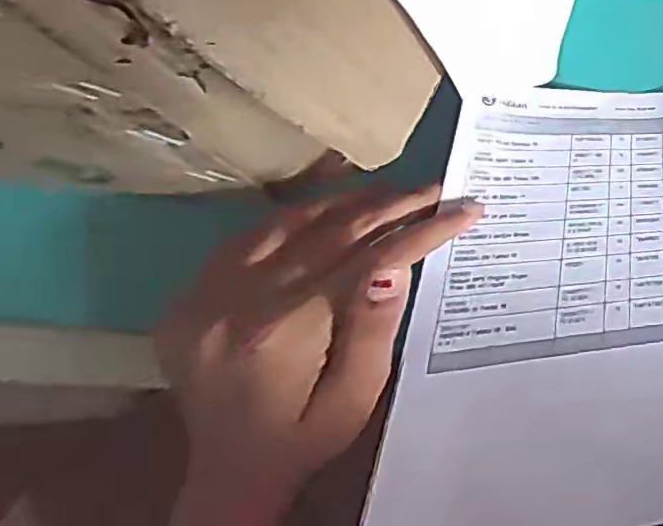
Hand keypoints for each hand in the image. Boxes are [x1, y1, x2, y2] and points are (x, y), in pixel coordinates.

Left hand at [157, 185, 481, 524]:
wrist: (227, 471)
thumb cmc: (306, 434)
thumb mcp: (356, 393)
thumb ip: (375, 328)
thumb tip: (397, 265)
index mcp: (282, 331)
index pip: (369, 258)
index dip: (423, 229)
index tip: (467, 210)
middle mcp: (238, 302)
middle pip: (336, 230)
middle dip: (398, 205)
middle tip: (441, 190)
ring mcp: (207, 293)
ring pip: (298, 219)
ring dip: (355, 201)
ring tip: (400, 194)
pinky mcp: (194, 292)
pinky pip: (259, 232)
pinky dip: (308, 213)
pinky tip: (340, 210)